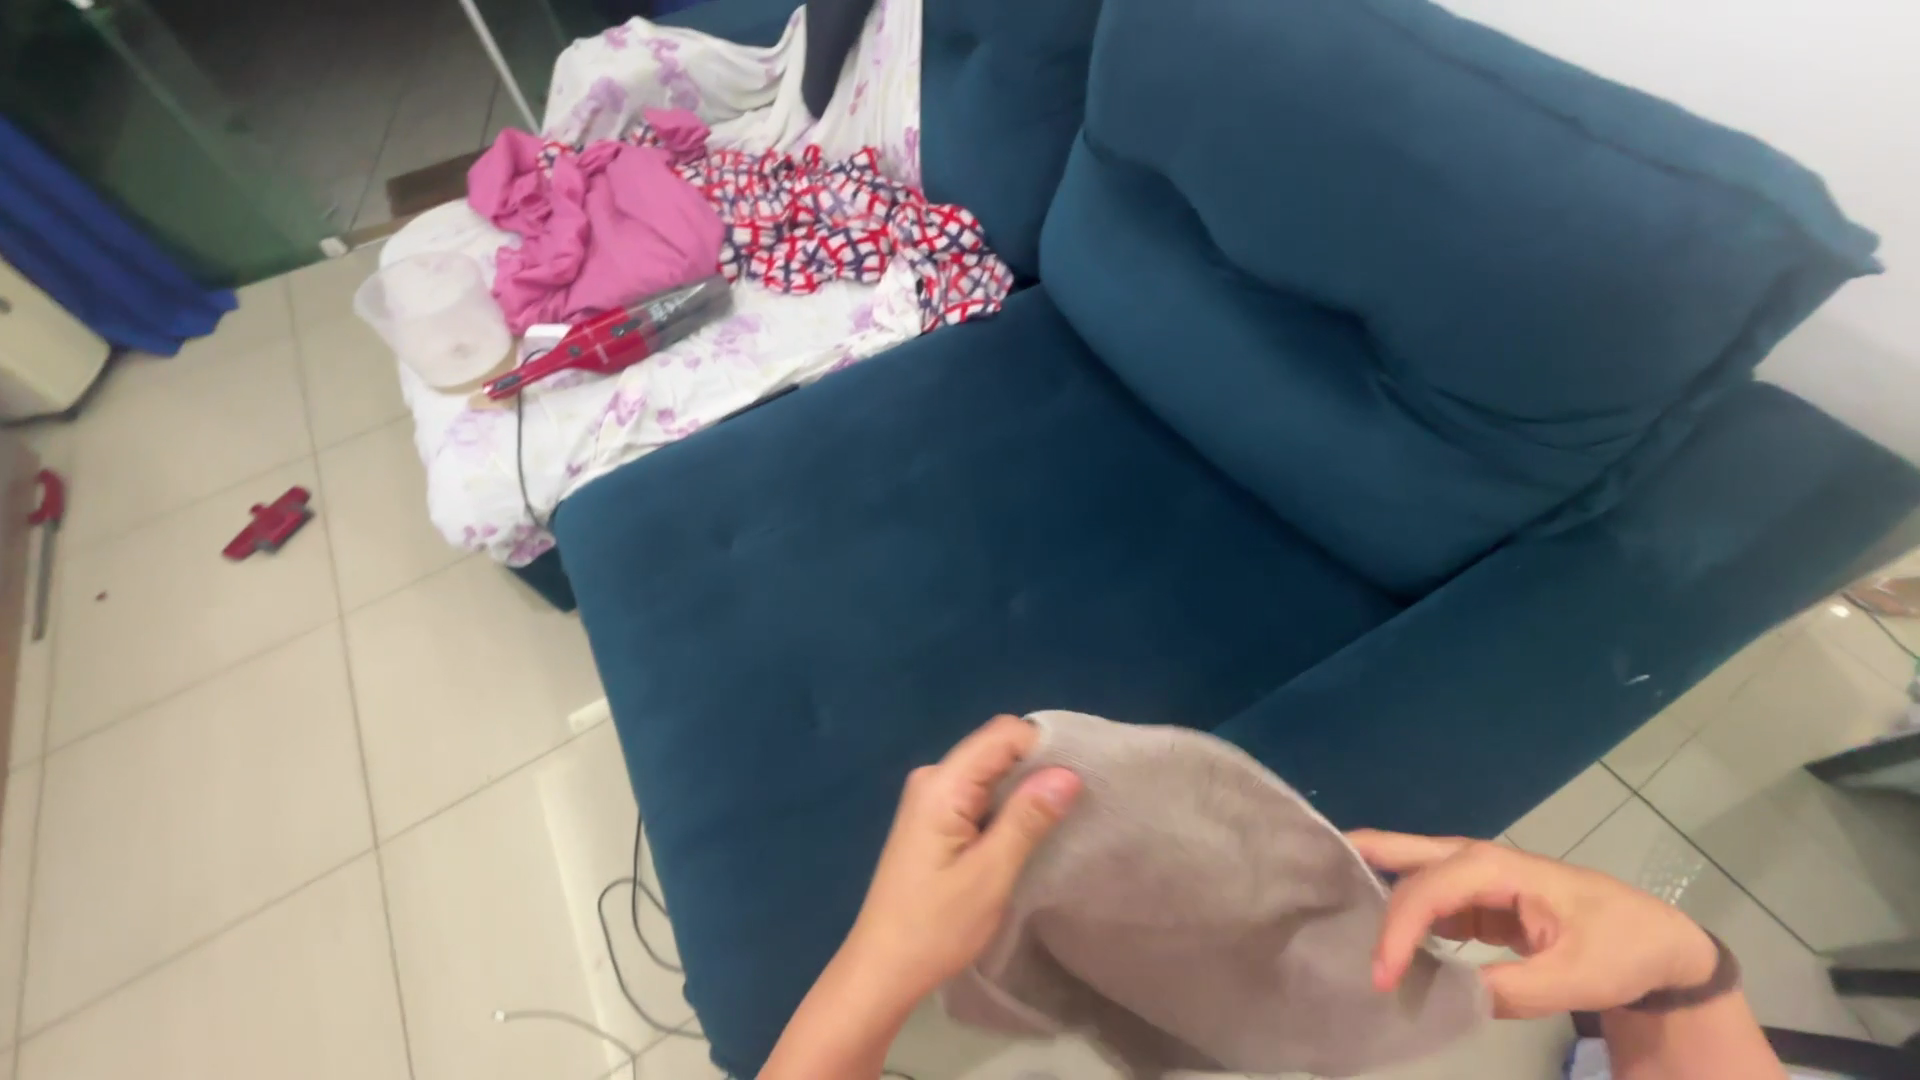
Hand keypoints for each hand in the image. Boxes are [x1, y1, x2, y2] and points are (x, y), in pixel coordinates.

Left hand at [844, 715, 1082, 1004]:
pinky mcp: (934, 818)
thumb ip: (1027, 819)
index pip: (1002, 734)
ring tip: (1058, 817)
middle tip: (1076, 801)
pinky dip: (1006, 804)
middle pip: (995, 749)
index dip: (1043, 746)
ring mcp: (930, 797)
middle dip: (1037, 766)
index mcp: (942, 784)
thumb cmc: (935, 926)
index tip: (1079, 777)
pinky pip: (978, 792)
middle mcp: (934, 778)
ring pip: (990, 771)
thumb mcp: (990, 875)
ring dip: (1023, 788)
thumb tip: (1068, 773)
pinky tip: (1026, 830)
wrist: (882, 969)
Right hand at [1348, 831, 1720, 1018]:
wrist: (1655, 937)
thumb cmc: (1618, 945)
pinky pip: (1418, 897)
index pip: (1424, 892)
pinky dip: (1391, 911)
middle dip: (1349, 862)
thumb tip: (1455, 998)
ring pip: (1399, 871)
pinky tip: (1375, 935)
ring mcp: (1465, 875)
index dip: (1395, 931)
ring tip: (1332, 917)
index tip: (1381, 977)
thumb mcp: (1579, 975)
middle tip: (1309, 887)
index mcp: (1489, 866)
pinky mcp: (1468, 897)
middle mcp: (1466, 859)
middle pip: (1393, 849)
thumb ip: (1516, 989)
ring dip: (1367, 890)